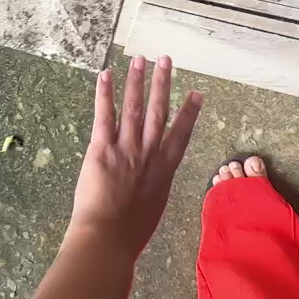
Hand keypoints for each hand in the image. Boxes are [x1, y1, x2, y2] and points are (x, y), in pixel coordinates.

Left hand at [65, 56, 202, 261]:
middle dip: (163, 84)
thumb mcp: (153, 207)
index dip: (189, 113)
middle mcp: (148, 154)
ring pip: (134, 108)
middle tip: (166, 59)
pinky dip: (105, 94)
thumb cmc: (130, 233)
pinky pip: (104, 116)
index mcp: (164, 170)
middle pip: (158, 112)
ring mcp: (126, 149)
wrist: (108, 239)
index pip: (180, 135)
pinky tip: (105, 74)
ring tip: (140, 59)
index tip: (197, 93)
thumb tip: (153, 179)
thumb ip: (154, 186)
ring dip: (137, 81)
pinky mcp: (101, 149)